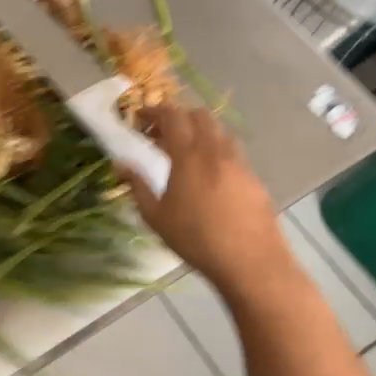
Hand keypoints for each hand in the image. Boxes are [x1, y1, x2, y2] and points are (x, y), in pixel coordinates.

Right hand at [127, 106, 290, 297]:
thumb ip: (136, 185)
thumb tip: (120, 164)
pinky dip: (217, 153)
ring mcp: (241, 165)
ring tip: (186, 153)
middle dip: (178, 117)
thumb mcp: (156, 216)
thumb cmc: (197, 240)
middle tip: (161, 135)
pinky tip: (210, 178)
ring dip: (200, 132)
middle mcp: (217, 152)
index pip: (172, 116)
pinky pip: (234, 154)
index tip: (139, 118)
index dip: (154, 110)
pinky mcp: (256, 181)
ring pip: (220, 132)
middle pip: (200, 115)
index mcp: (189, 156)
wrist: (252, 265)